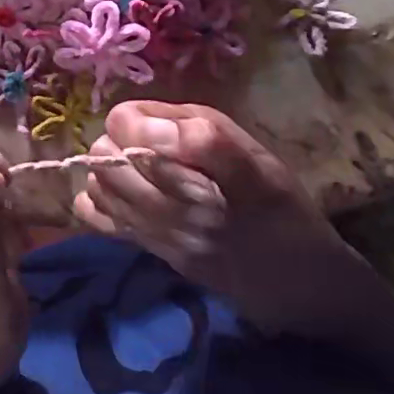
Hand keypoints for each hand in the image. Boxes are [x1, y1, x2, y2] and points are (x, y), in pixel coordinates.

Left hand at [75, 101, 380, 337]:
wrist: (295, 279)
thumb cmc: (274, 200)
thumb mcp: (251, 149)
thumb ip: (192, 123)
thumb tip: (136, 114)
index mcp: (233, 171)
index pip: (165, 138)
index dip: (139, 118)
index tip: (143, 118)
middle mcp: (198, 206)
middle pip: (117, 159)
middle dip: (117, 140)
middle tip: (137, 142)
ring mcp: (172, 236)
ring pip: (102, 187)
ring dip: (107, 168)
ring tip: (130, 167)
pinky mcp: (156, 257)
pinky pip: (99, 221)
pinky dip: (98, 199)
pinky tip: (119, 193)